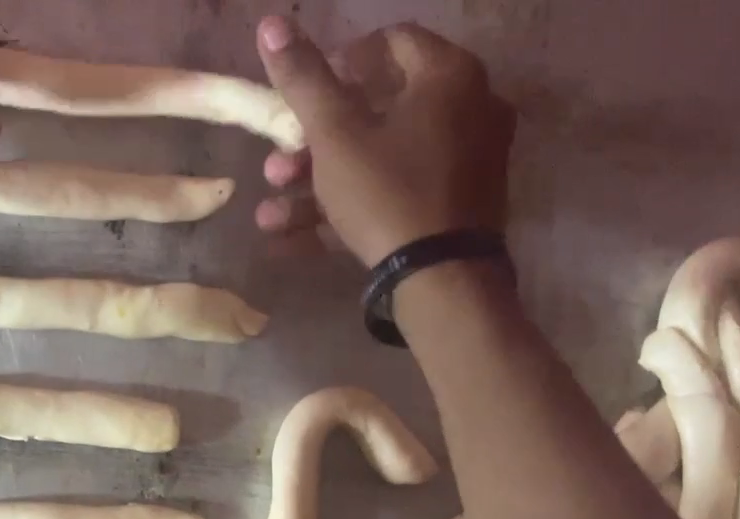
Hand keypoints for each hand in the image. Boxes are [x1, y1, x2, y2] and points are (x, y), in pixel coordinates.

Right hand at [250, 16, 514, 267]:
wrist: (439, 273)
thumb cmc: (386, 192)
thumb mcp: (334, 136)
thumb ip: (304, 80)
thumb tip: (270, 22)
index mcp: (447, 75)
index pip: (388, 43)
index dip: (337, 65)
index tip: (299, 101)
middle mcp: (469, 105)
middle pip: (377, 109)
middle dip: (313, 143)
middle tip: (276, 169)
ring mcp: (466, 156)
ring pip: (378, 159)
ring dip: (317, 185)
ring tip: (273, 216)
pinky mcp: (456, 200)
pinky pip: (393, 191)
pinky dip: (347, 208)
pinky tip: (298, 238)